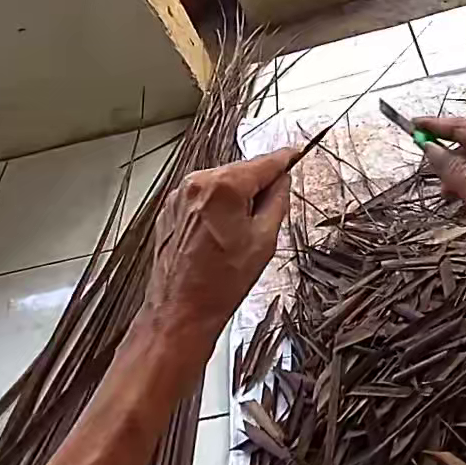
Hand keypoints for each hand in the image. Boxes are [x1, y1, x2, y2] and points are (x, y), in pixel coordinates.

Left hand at [141, 146, 297, 353]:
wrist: (181, 310)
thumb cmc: (220, 283)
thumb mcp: (264, 240)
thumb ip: (277, 201)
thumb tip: (282, 181)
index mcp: (224, 187)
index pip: (264, 162)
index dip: (285, 159)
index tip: (295, 154)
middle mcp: (197, 183)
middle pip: (241, 171)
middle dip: (258, 187)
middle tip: (267, 217)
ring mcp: (179, 196)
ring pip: (221, 184)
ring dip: (236, 199)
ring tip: (239, 235)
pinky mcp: (170, 209)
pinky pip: (203, 198)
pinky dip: (216, 209)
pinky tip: (220, 237)